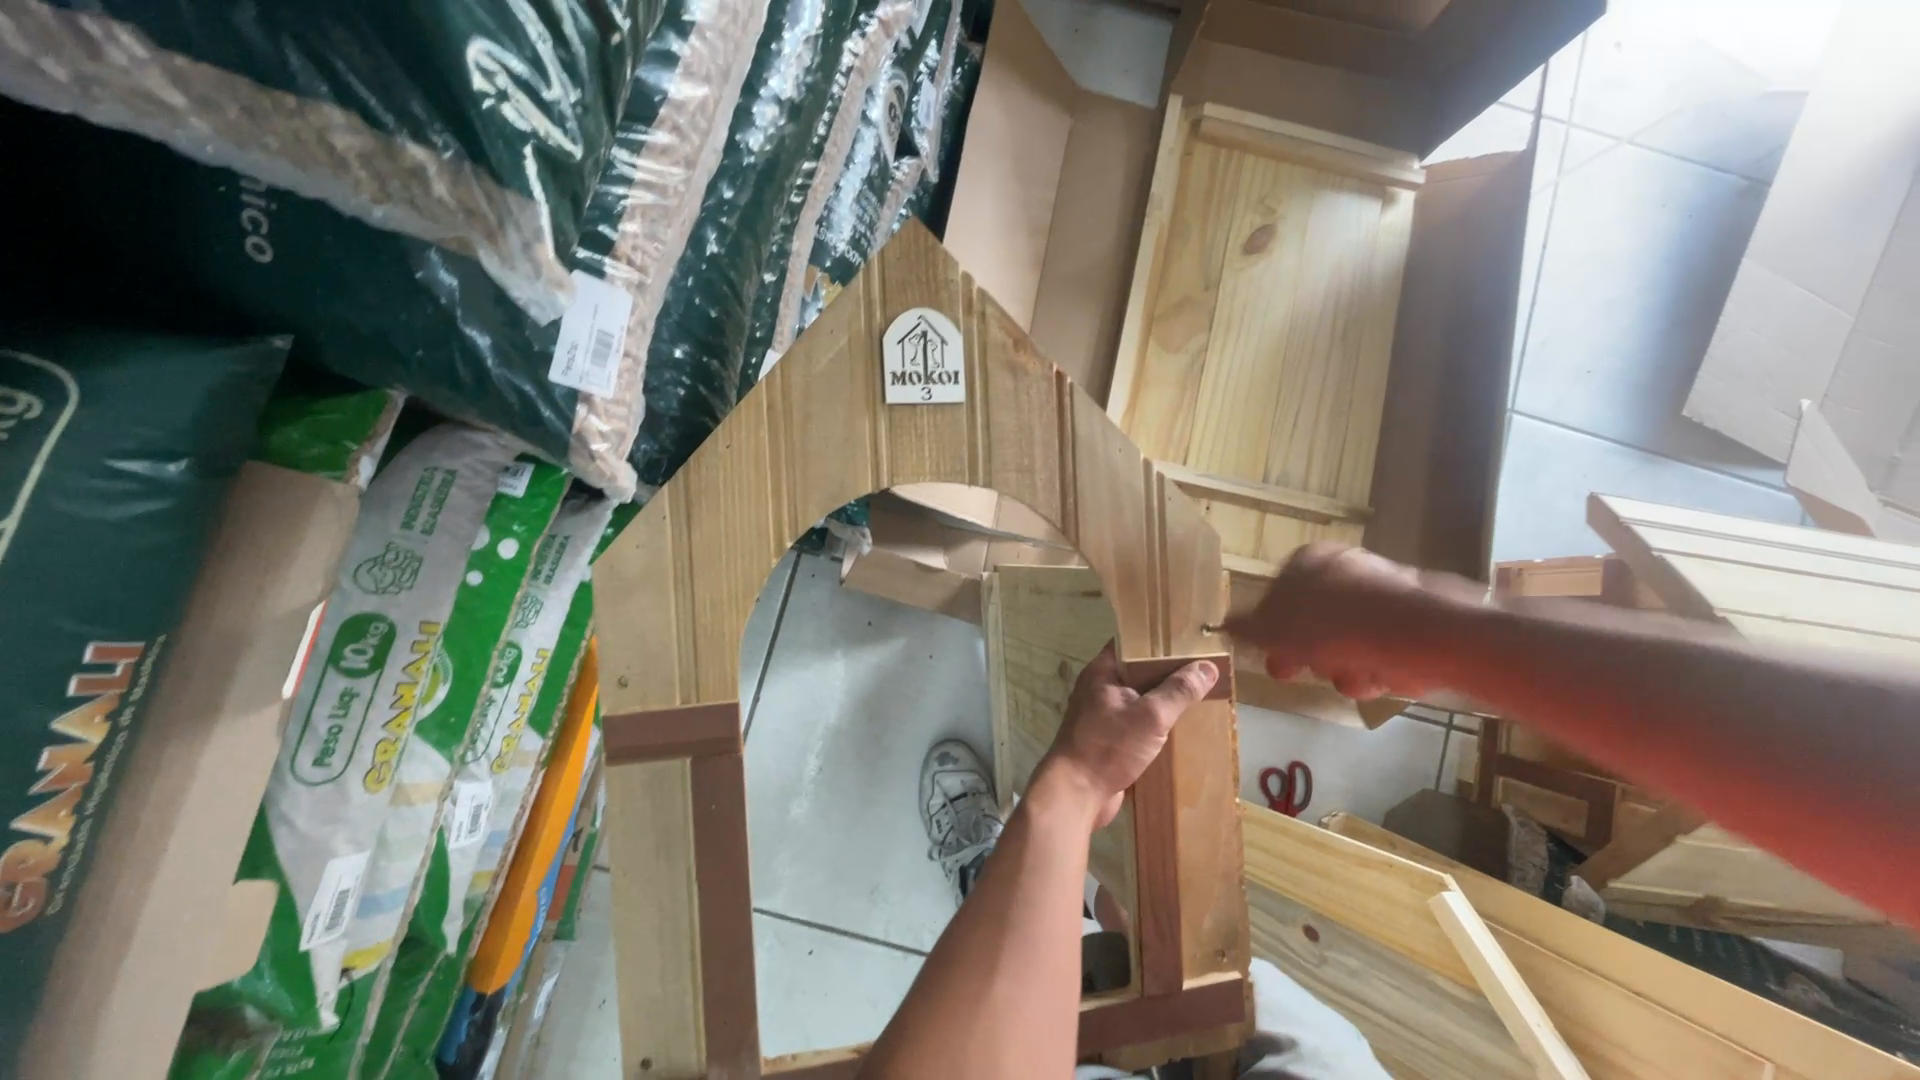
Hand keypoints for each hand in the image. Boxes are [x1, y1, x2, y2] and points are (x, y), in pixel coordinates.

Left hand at [1034, 643, 1217, 829]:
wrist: (1076, 793)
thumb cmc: (1109, 746)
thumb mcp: (1151, 715)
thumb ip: (1178, 690)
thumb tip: (1207, 666)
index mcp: (1102, 672)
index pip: (1131, 642)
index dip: (1158, 638)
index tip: (1188, 636)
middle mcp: (1099, 688)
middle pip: (1137, 670)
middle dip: (1167, 669)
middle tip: (1203, 665)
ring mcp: (1102, 715)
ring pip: (1139, 698)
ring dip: (1163, 699)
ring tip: (1199, 693)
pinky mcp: (1109, 739)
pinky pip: (1136, 722)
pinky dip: (1155, 723)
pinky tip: (1180, 727)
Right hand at [1221, 542, 1474, 700]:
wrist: (1425, 635)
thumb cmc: (1339, 625)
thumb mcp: (1279, 630)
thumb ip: (1250, 629)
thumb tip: (1224, 625)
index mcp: (1311, 561)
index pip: (1276, 595)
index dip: (1269, 630)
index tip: (1269, 654)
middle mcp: (1346, 572)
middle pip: (1310, 624)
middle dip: (1306, 655)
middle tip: (1297, 673)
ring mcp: (1382, 597)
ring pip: (1344, 645)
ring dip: (1342, 669)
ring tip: (1353, 676)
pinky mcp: (1411, 626)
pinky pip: (1379, 654)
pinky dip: (1376, 671)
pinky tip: (1381, 678)